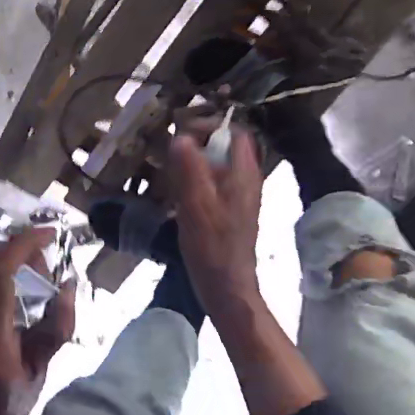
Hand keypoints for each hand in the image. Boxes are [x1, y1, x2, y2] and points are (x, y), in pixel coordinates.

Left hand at [0, 227, 76, 414]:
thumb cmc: (7, 401)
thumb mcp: (41, 366)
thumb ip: (57, 325)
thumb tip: (68, 285)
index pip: (1, 266)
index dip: (26, 243)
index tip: (53, 235)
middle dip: (23, 247)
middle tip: (49, 263)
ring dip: (15, 258)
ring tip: (41, 278)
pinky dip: (7, 270)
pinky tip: (26, 291)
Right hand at [168, 128, 327, 414]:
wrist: (227, 288)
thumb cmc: (213, 246)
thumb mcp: (196, 204)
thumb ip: (190, 168)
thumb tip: (181, 137)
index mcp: (244, 173)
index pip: (234, 131)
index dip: (209, 125)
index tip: (182, 133)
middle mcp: (245, 180)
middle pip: (224, 147)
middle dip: (198, 143)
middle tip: (170, 151)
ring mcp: (238, 196)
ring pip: (217, 166)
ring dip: (194, 162)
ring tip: (169, 169)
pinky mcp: (229, 212)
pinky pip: (213, 184)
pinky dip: (195, 181)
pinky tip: (176, 193)